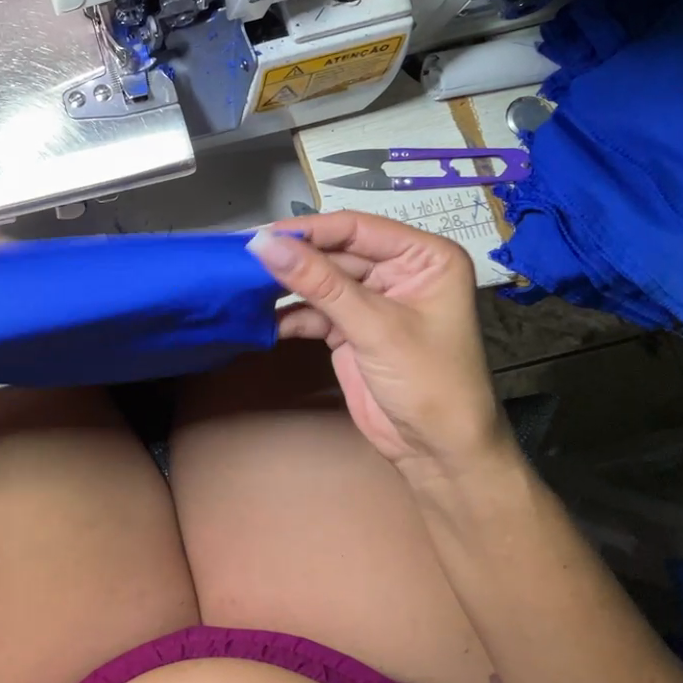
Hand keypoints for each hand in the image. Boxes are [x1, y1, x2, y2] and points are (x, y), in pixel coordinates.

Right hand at [249, 212, 511, 481]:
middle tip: (242, 260)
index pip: (356, 229)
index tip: (260, 235)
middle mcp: (399, 271)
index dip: (308, 230)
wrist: (440, 454)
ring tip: (244, 285)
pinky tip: (263, 319)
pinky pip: (313, 309)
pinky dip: (289, 315)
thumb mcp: (374, 326)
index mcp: (424, 257)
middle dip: (292, 259)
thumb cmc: (430, 382)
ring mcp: (372, 300)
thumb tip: (263, 243)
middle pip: (333, 252)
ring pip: (318, 280)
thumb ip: (317, 282)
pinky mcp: (350, 327)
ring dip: (285, 286)